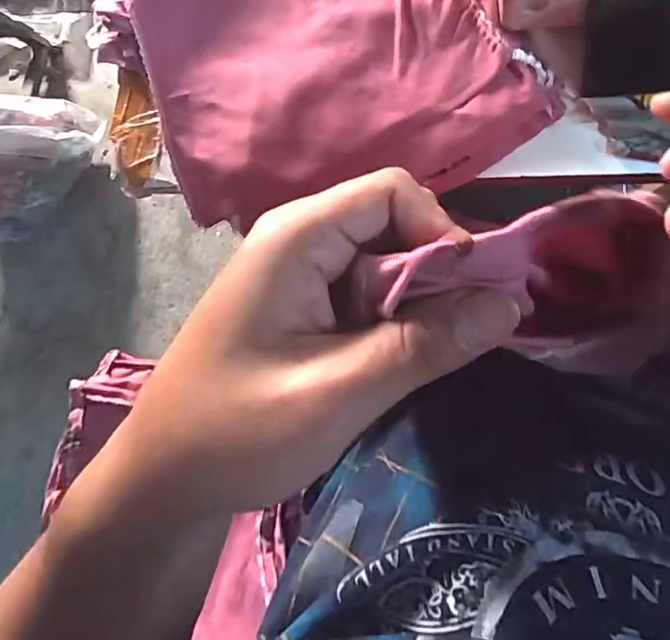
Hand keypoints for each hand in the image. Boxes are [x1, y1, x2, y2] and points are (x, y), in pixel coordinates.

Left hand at [97, 168, 523, 518]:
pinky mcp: (306, 296)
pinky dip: (396, 312)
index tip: (468, 291)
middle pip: (394, 219)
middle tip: (461, 330)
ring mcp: (302, 265)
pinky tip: (397, 354)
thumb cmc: (236, 433)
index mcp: (298, 235)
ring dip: (418, 295)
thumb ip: (424, 345)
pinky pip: (369, 283)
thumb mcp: (338, 394)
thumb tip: (508, 303)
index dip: (439, 228)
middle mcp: (301, 234)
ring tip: (430, 350)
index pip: (392, 190)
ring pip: (387, 254)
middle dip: (436, 267)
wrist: (161, 479)